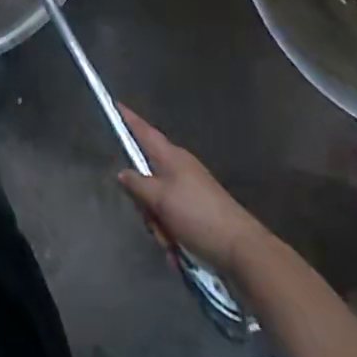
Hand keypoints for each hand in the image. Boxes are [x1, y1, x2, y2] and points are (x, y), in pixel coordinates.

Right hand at [116, 106, 268, 271]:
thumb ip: (137, 184)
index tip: (114, 105)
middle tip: (150, 217)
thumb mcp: (159, 199)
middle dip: (144, 201)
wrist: (242, 249)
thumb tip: (123, 172)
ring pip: (158, 201)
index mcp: (171, 156)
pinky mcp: (199, 211)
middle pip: (146, 174)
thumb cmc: (198, 216)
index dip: (128, 119)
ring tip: (170, 241)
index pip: (144, 131)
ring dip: (159, 224)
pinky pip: (173, 218)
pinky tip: (178, 251)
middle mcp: (180, 168)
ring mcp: (190, 190)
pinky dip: (172, 234)